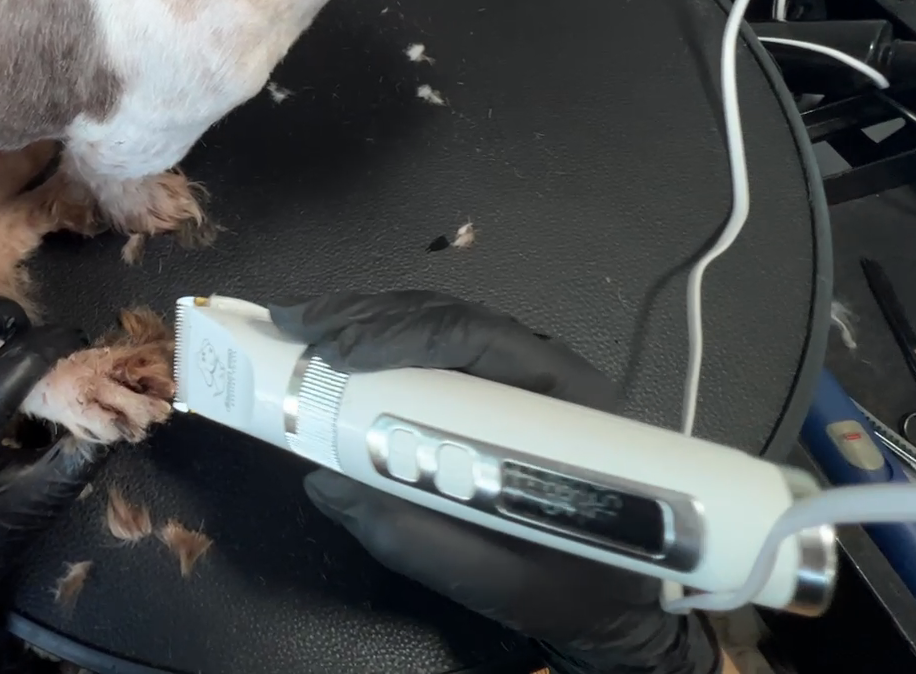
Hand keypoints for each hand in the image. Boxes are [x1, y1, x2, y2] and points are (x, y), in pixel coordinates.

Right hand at [272, 292, 723, 673]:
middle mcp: (534, 368)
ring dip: (356, 317)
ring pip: (424, 319)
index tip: (339, 353)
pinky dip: (367, 337)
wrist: (621, 599)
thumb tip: (325, 480)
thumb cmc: (577, 589)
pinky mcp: (476, 383)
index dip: (401, 336)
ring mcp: (505, 371)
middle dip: (361, 316)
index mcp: (564, 401)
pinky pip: (418, 343)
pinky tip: (327, 341)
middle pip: (439, 316)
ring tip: (297, 325)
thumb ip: (417, 540)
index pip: (475, 339)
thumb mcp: (506, 584)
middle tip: (294, 324)